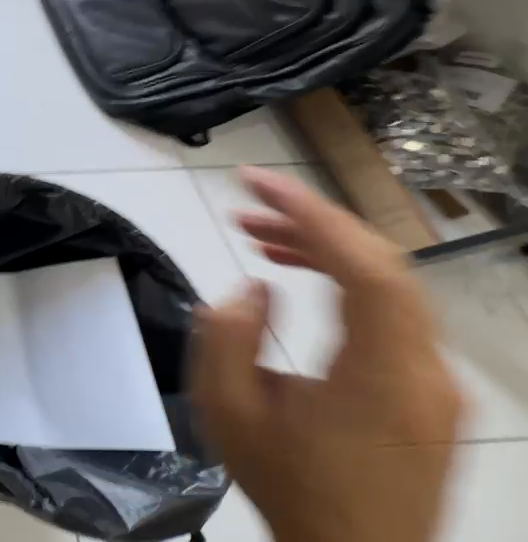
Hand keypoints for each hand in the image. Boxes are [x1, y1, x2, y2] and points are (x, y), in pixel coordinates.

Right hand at [193, 167, 462, 541]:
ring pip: (391, 288)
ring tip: (256, 235)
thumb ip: (229, 334)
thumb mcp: (226, 406)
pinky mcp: (429, 392)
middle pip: (386, 268)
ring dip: (325, 250)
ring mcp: (436, 383)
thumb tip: (254, 287)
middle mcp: (427, 372)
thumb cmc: (286, 480)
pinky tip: (294, 278)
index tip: (255, 183)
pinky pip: (394, 315)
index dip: (313, 214)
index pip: (368, 268)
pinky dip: (344, 281)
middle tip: (245, 203)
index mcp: (382, 373)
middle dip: (313, 222)